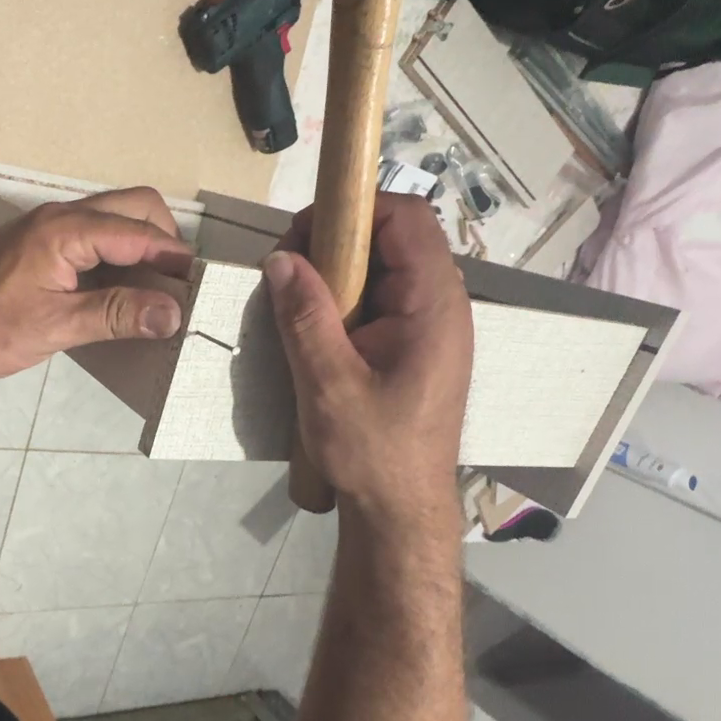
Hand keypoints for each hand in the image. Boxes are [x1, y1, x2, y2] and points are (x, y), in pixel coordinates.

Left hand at [0, 187, 195, 381]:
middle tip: (179, 281)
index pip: (138, 232)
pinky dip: (118, 251)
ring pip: (113, 217)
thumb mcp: (57, 327)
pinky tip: (125, 285)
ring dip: (141, 243)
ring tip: (159, 285)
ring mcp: (48, 226)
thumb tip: (171, 314)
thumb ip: (116, 315)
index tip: (200, 284)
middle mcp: (60, 216)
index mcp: (65, 230)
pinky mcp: (41, 243)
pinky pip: (93, 233)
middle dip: (163, 238)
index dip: (173, 256)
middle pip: (132, 206)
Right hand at [264, 193, 472, 524]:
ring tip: (292, 305)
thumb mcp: (328, 384)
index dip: (350, 212)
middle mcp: (440, 305)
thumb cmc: (372, 450)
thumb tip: (281, 258)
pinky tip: (312, 332)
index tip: (299, 239)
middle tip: (286, 277)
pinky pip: (378, 302)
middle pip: (392, 239)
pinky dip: (342, 304)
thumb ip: (304, 317)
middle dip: (334, 245)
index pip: (404, 218)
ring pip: (381, 271)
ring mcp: (429, 327)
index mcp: (433, 304)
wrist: (399, 508)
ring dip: (334, 278)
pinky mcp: (413, 348)